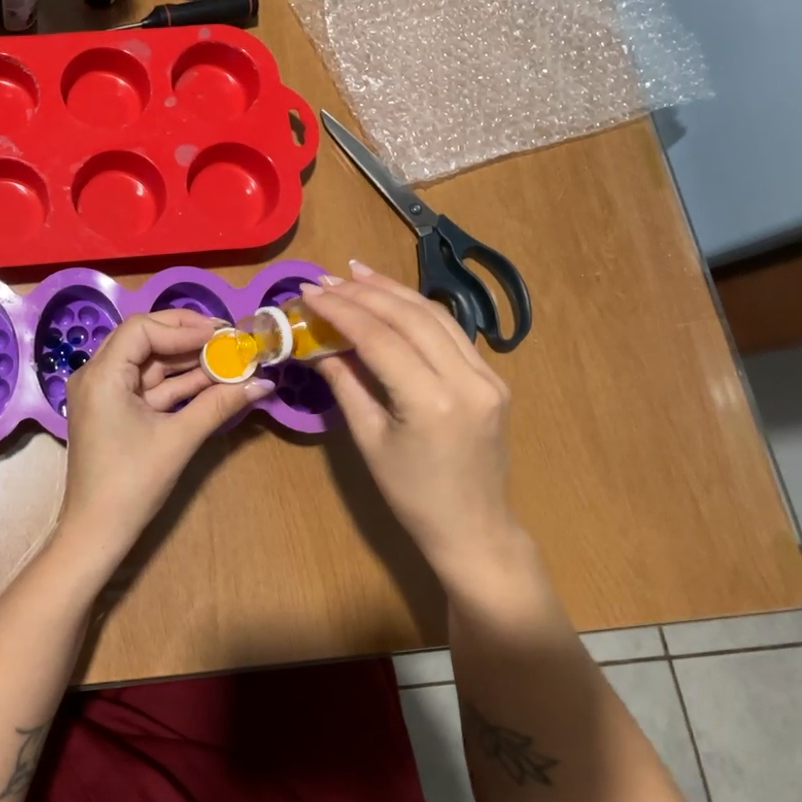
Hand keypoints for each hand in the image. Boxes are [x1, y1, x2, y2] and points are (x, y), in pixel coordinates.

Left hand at [57, 310, 271, 557]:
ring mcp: (105, 394)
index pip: (142, 329)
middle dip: (188, 338)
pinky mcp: (115, 411)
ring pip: (149, 364)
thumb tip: (263, 383)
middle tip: (230, 339)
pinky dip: (178, 384)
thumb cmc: (132, 483)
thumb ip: (218, 404)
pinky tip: (214, 380)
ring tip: (230, 357)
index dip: (183, 327)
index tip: (222, 333)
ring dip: (188, 361)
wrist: (97, 531)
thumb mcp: (178, 439)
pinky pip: (148, 387)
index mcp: (102, 374)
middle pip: (144, 340)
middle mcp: (97, 375)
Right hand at [303, 262, 520, 573]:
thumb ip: (346, 384)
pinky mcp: (492, 378)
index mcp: (431, 402)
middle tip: (327, 279)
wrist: (473, 527)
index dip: (342, 310)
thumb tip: (319, 345)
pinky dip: (418, 310)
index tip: (309, 293)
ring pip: (437, 316)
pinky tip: (392, 299)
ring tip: (356, 273)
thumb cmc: (411, 494)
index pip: (380, 338)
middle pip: (411, 317)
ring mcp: (487, 377)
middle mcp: (467, 381)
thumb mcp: (369, 439)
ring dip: (393, 291)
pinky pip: (451, 333)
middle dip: (365, 292)